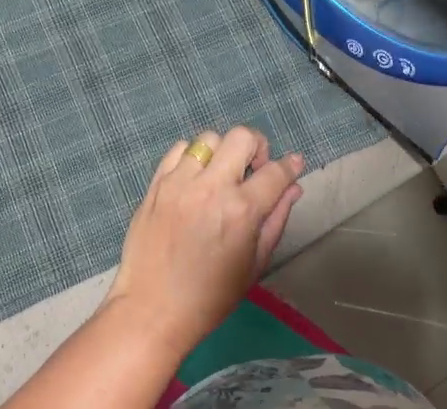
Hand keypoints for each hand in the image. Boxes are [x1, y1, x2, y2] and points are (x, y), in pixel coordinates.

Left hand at [105, 126, 305, 353]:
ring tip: (220, 175)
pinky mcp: (156, 184)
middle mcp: (211, 187)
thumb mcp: (253, 265)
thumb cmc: (210, 297)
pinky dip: (191, 157)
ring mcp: (180, 182)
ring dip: (222, 152)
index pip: (275, 172)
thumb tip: (293, 187)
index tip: (293, 164)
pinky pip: (178, 150)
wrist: (152, 309)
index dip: (290, 166)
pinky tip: (194, 178)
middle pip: (241, 137)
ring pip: (208, 139)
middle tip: (253, 169)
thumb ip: (275, 220)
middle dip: (256, 147)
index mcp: (241, 211)